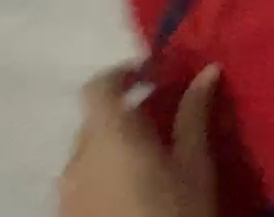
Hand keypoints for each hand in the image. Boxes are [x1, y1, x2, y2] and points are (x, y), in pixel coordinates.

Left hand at [59, 64, 219, 216]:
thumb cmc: (174, 212)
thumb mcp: (194, 162)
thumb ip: (195, 113)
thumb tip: (207, 70)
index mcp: (109, 140)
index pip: (97, 88)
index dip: (123, 72)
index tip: (156, 71)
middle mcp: (77, 160)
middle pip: (95, 119)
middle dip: (128, 108)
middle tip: (167, 111)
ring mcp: (66, 191)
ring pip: (89, 148)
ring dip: (118, 138)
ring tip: (156, 149)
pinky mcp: (67, 214)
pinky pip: (85, 174)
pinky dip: (108, 164)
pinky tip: (139, 181)